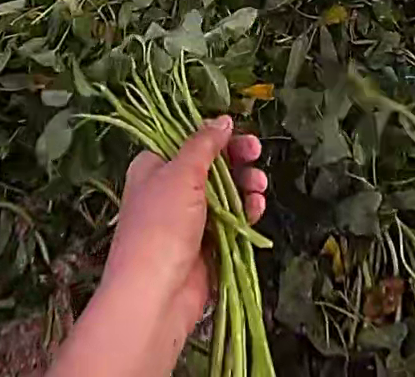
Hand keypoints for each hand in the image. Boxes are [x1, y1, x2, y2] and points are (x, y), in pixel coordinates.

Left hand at [48, 116, 265, 376]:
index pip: (188, 141)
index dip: (215, 136)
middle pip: (209, 166)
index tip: (239, 132)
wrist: (154, 295)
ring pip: (223, 194)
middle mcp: (169, 188)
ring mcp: (188, 218)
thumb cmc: (161, 224)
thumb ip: (204, 144)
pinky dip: (245, 213)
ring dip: (244, 185)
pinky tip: (257, 207)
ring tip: (259, 185)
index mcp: (155, 165)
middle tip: (256, 152)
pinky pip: (230, 222)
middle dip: (235, 160)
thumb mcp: (181, 173)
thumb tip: (222, 119)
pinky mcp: (206, 246)